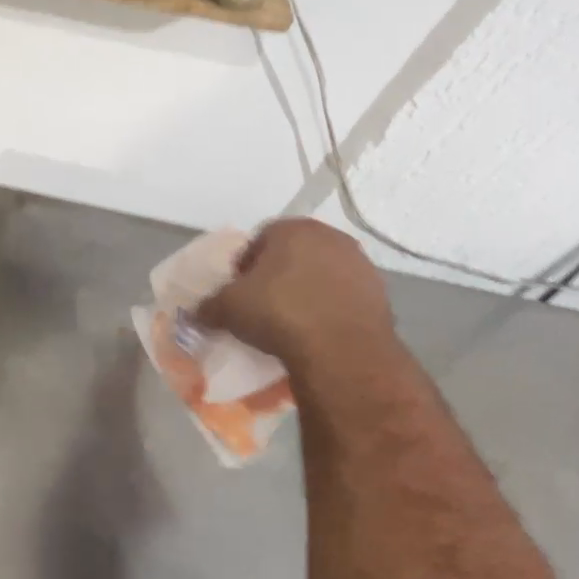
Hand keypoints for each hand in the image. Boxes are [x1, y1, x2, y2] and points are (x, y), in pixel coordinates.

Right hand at [196, 219, 394, 367]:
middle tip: (258, 303)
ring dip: (302, 290)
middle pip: (292, 253)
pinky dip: (325, 306)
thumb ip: (207, 305)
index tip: (236, 289)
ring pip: (318, 273)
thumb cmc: (277, 312)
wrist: (340, 348)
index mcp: (293, 230)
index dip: (243, 264)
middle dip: (274, 275)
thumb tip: (199, 311)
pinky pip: (340, 295)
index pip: (259, 238)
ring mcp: (360, 263)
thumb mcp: (224, 308)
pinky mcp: (378, 291)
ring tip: (286, 319)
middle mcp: (331, 237)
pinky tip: (311, 329)